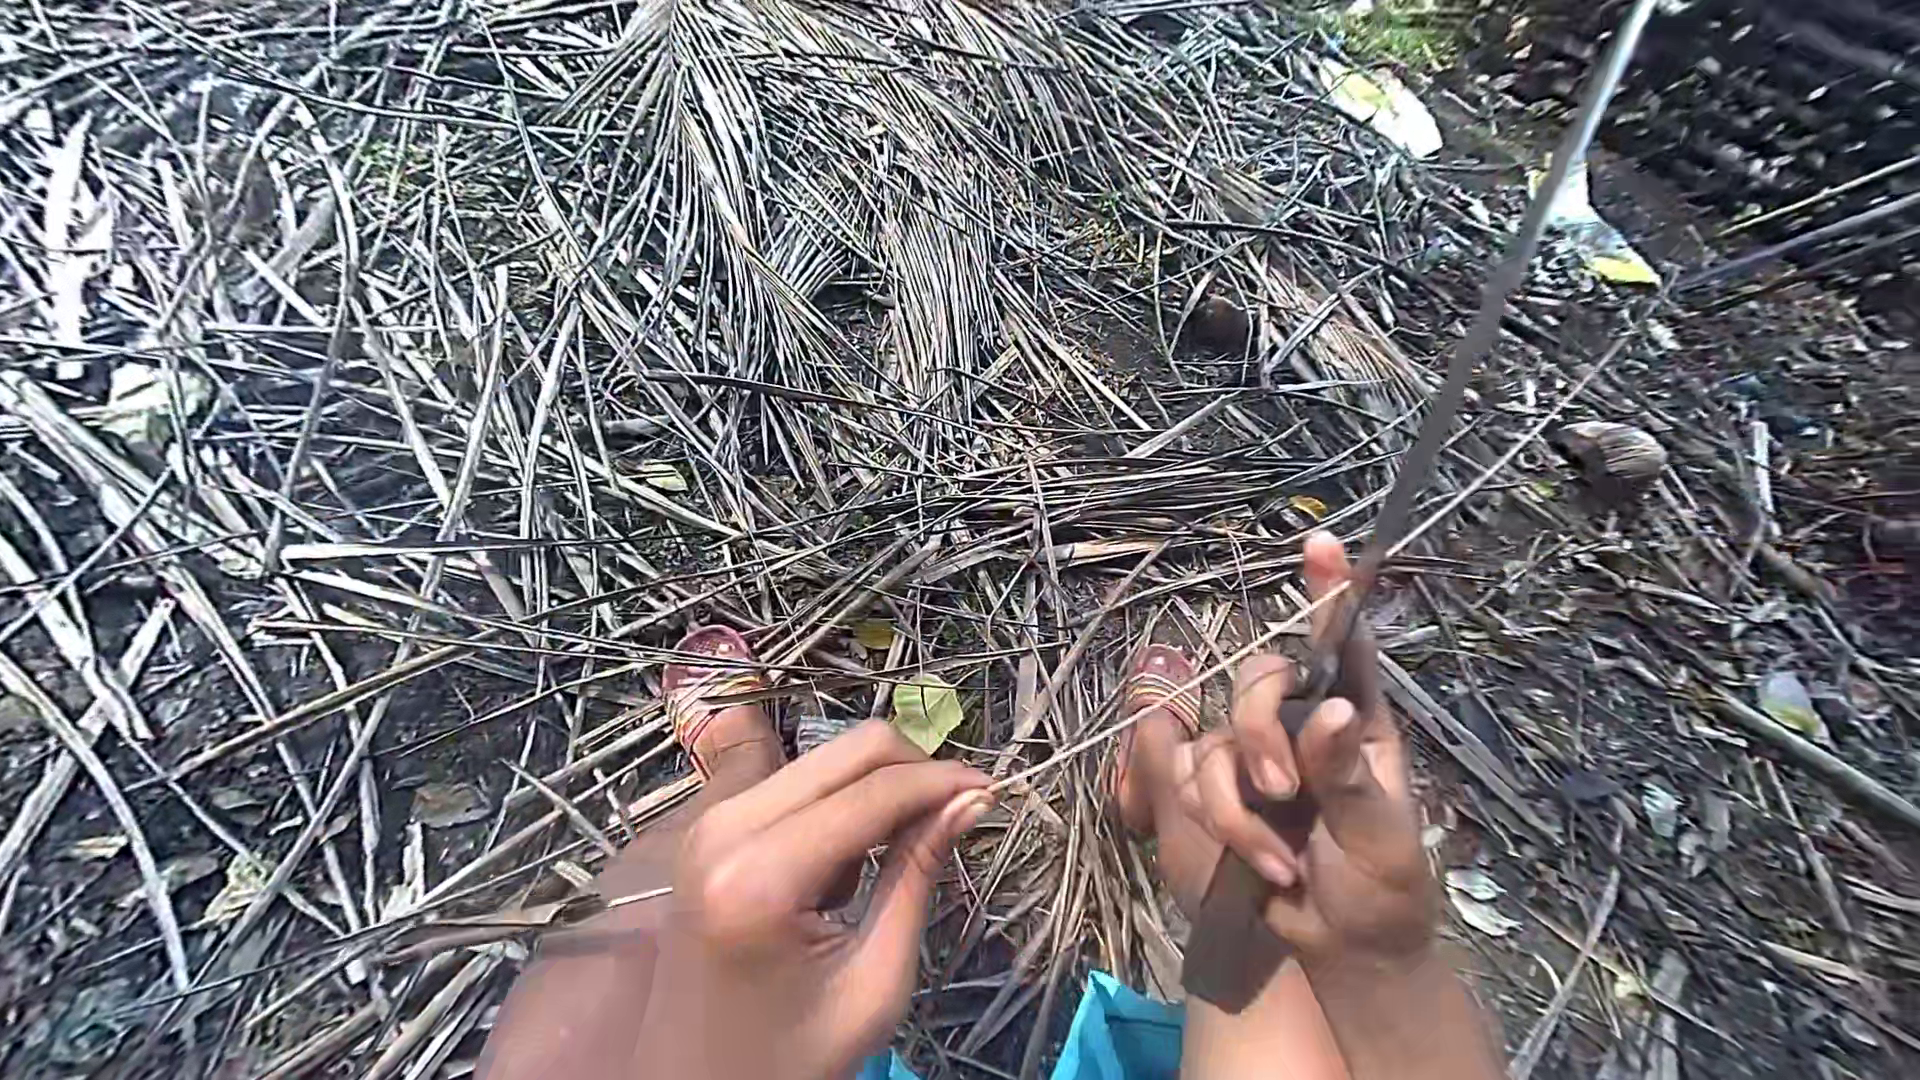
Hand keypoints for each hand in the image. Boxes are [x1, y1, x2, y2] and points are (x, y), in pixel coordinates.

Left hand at [636, 722, 990, 1078]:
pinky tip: (846, 864)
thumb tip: (971, 799)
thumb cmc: (788, 1061)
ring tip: (891, 857)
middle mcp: (727, 826)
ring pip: (831, 756)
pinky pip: (806, 778)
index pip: (873, 793)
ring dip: (881, 788)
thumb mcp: (874, 983)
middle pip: (850, 750)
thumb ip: (919, 876)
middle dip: (916, 769)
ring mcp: (715, 816)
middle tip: (953, 807)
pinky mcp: (716, 818)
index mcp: (760, 877)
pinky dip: (847, 801)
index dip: (940, 781)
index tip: (988, 789)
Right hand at [1175, 532, 1436, 970]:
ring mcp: (1254, 752)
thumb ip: (1349, 774)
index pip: (1344, 644)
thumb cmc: (1381, 887)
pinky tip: (1257, 859)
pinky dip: (1219, 820)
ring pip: (1216, 737)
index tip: (1324, 544)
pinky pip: (1192, 777)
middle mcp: (1298, 722)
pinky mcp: (1219, 782)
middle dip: (1258, 728)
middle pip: (1258, 678)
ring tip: (1276, 857)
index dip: (1332, 592)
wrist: (1334, 945)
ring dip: (1237, 800)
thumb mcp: (1381, 839)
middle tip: (1278, 788)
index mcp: (1356, 721)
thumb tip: (1330, 709)